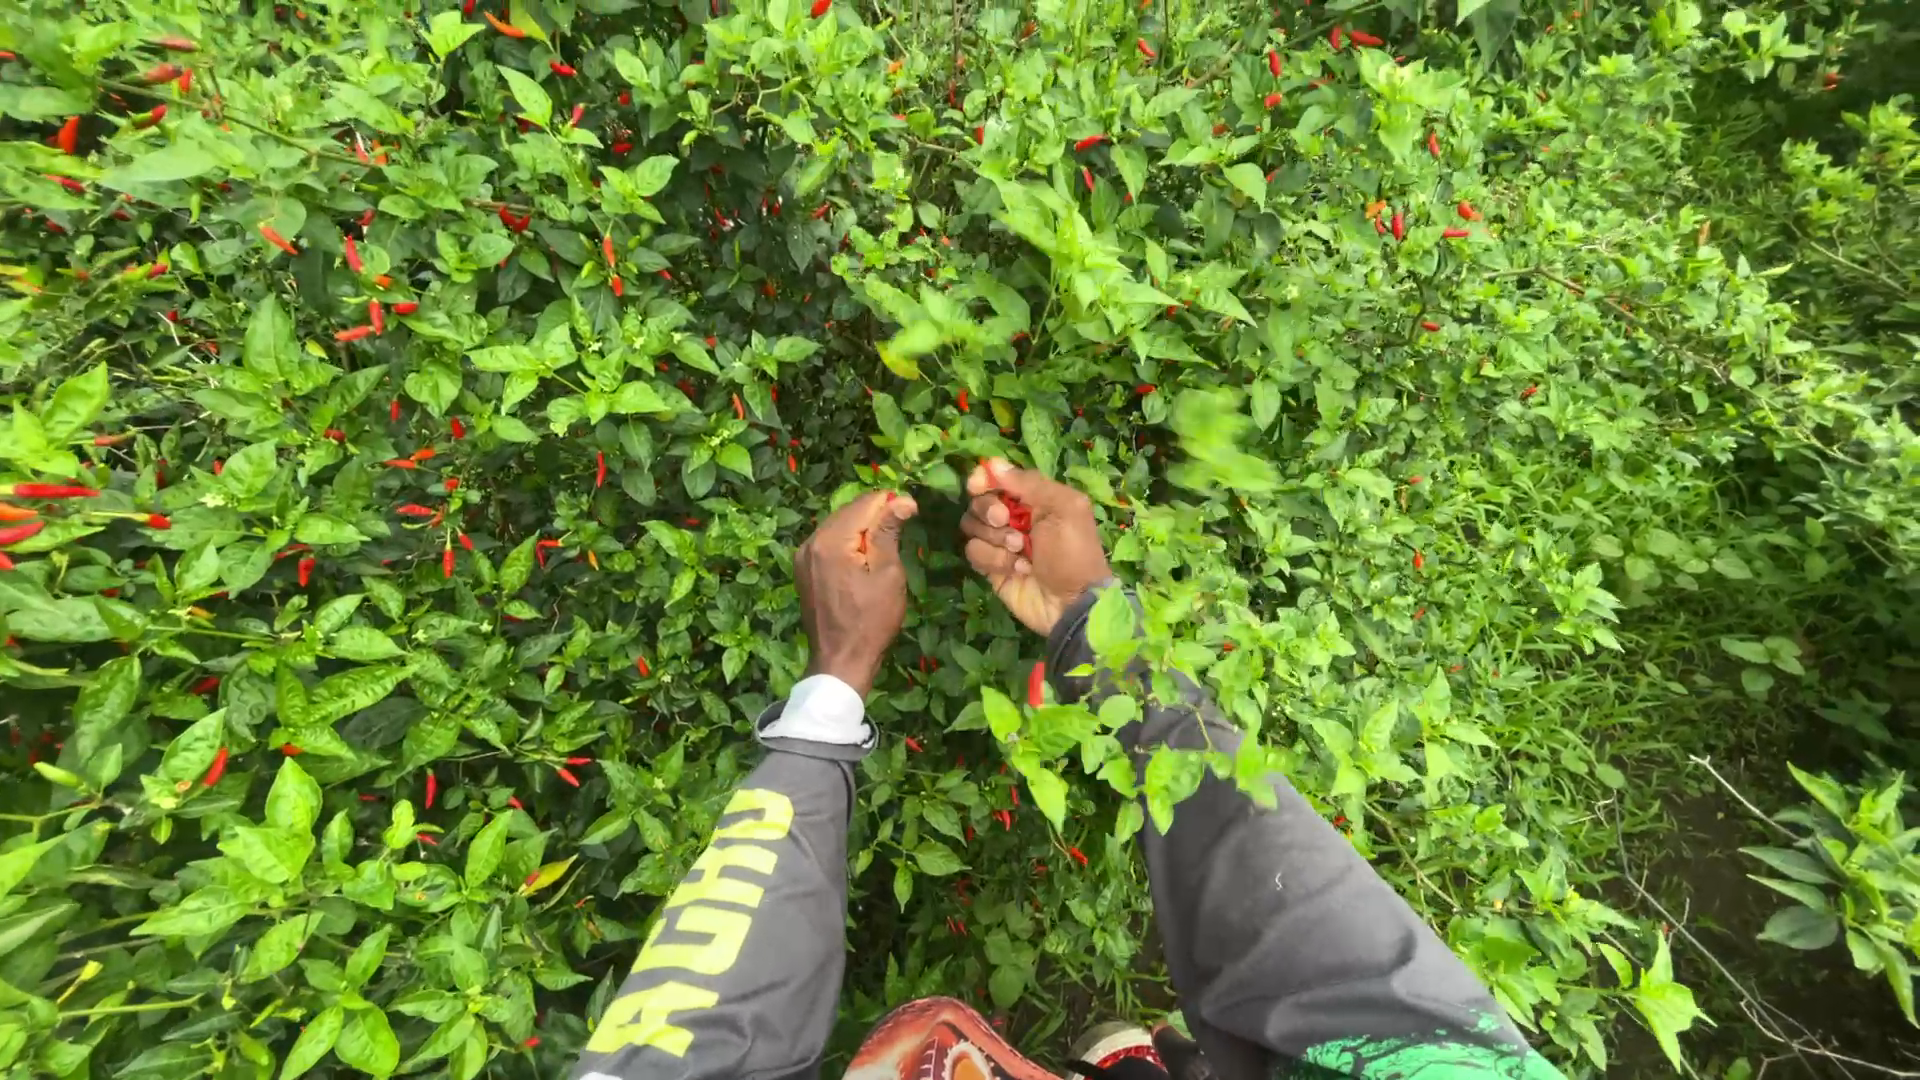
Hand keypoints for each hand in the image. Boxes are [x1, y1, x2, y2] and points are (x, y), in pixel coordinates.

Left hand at [794, 490, 919, 697]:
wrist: (841, 661)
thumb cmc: (871, 621)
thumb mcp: (888, 574)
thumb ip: (889, 532)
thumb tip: (903, 501)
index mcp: (830, 541)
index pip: (864, 504)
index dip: (890, 502)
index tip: (913, 510)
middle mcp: (810, 542)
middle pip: (848, 512)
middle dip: (875, 513)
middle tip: (903, 523)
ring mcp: (803, 557)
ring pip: (838, 526)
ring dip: (862, 527)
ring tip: (888, 541)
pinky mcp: (804, 570)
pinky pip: (828, 543)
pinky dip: (848, 542)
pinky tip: (865, 555)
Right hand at [960, 458, 1110, 635]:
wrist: (1072, 603)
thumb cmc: (1074, 552)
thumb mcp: (1064, 508)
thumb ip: (1030, 483)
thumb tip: (993, 463)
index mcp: (1035, 498)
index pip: (997, 479)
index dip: (984, 479)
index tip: (979, 484)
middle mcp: (1014, 518)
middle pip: (979, 501)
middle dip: (990, 510)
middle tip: (1008, 522)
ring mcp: (1001, 543)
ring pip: (972, 527)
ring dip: (996, 538)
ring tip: (1021, 551)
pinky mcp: (991, 568)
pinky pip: (974, 552)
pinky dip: (994, 560)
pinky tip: (1019, 569)